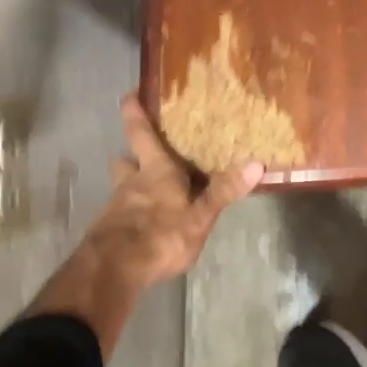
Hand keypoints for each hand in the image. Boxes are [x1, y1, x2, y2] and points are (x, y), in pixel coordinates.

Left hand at [87, 93, 264, 286]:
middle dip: (133, 157)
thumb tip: (257, 163)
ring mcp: (116, 208)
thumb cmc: (160, 235)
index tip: (129, 94)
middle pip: (125, 161)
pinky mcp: (109, 232)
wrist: (112, 271)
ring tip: (150, 195)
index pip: (141, 134)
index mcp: (155, 172)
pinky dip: (133, 215)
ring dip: (132, 187)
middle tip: (144, 157)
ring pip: (122, 188)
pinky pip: (122, 215)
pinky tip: (145, 227)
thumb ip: (224, 192)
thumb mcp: (200, 216)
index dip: (135, 113)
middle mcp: (132, 183)